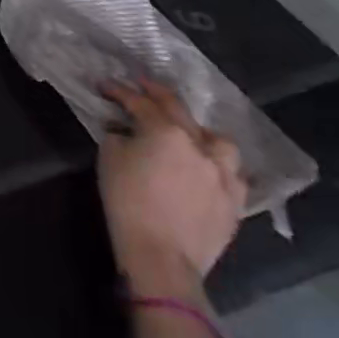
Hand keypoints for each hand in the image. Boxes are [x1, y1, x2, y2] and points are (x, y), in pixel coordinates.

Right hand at [97, 79, 246, 289]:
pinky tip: (205, 167)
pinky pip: (231, 172)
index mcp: (167, 132)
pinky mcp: (235, 200)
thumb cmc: (127, 199)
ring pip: (218, 141)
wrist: (161, 252)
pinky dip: (216, 163)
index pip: (139, 102)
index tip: (103, 84)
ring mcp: (224, 174)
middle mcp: (200, 146)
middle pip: (179, 110)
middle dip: (156, 94)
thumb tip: (125, 130)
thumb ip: (119, 135)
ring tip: (186, 132)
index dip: (118, 90)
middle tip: (140, 85)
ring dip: (199, 131)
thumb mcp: (109, 157)